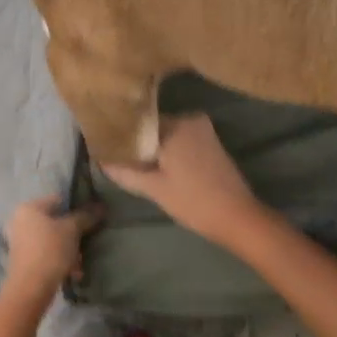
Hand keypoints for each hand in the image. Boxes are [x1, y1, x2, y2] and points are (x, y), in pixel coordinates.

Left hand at [4, 195, 99, 297]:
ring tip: (81, 261)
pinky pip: (48, 253)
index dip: (79, 208)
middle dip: (75, 233)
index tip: (93, 219)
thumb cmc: (51, 251)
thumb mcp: (72, 230)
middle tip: (88, 241)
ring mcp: (21, 241)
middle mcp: (21, 221)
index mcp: (29, 208)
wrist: (31, 287)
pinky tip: (74, 272)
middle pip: (56, 221)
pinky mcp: (25, 259)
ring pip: (53, 239)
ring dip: (70, 249)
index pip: (59, 200)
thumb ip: (86, 216)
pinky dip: (61, 260)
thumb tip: (100, 207)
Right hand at [104, 115, 264, 242]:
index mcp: (176, 125)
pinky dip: (168, 152)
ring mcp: (204, 130)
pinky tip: (155, 166)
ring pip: (167, 135)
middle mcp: (190, 119)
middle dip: (137, 142)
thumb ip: (126, 171)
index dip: (120, 135)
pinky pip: (181, 141)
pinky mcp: (211, 143)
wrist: (236, 216)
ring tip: (131, 164)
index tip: (105, 147)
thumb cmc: (193, 201)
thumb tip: (100, 160)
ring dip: (152, 148)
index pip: (138, 122)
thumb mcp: (154, 188)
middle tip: (115, 159)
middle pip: (153, 127)